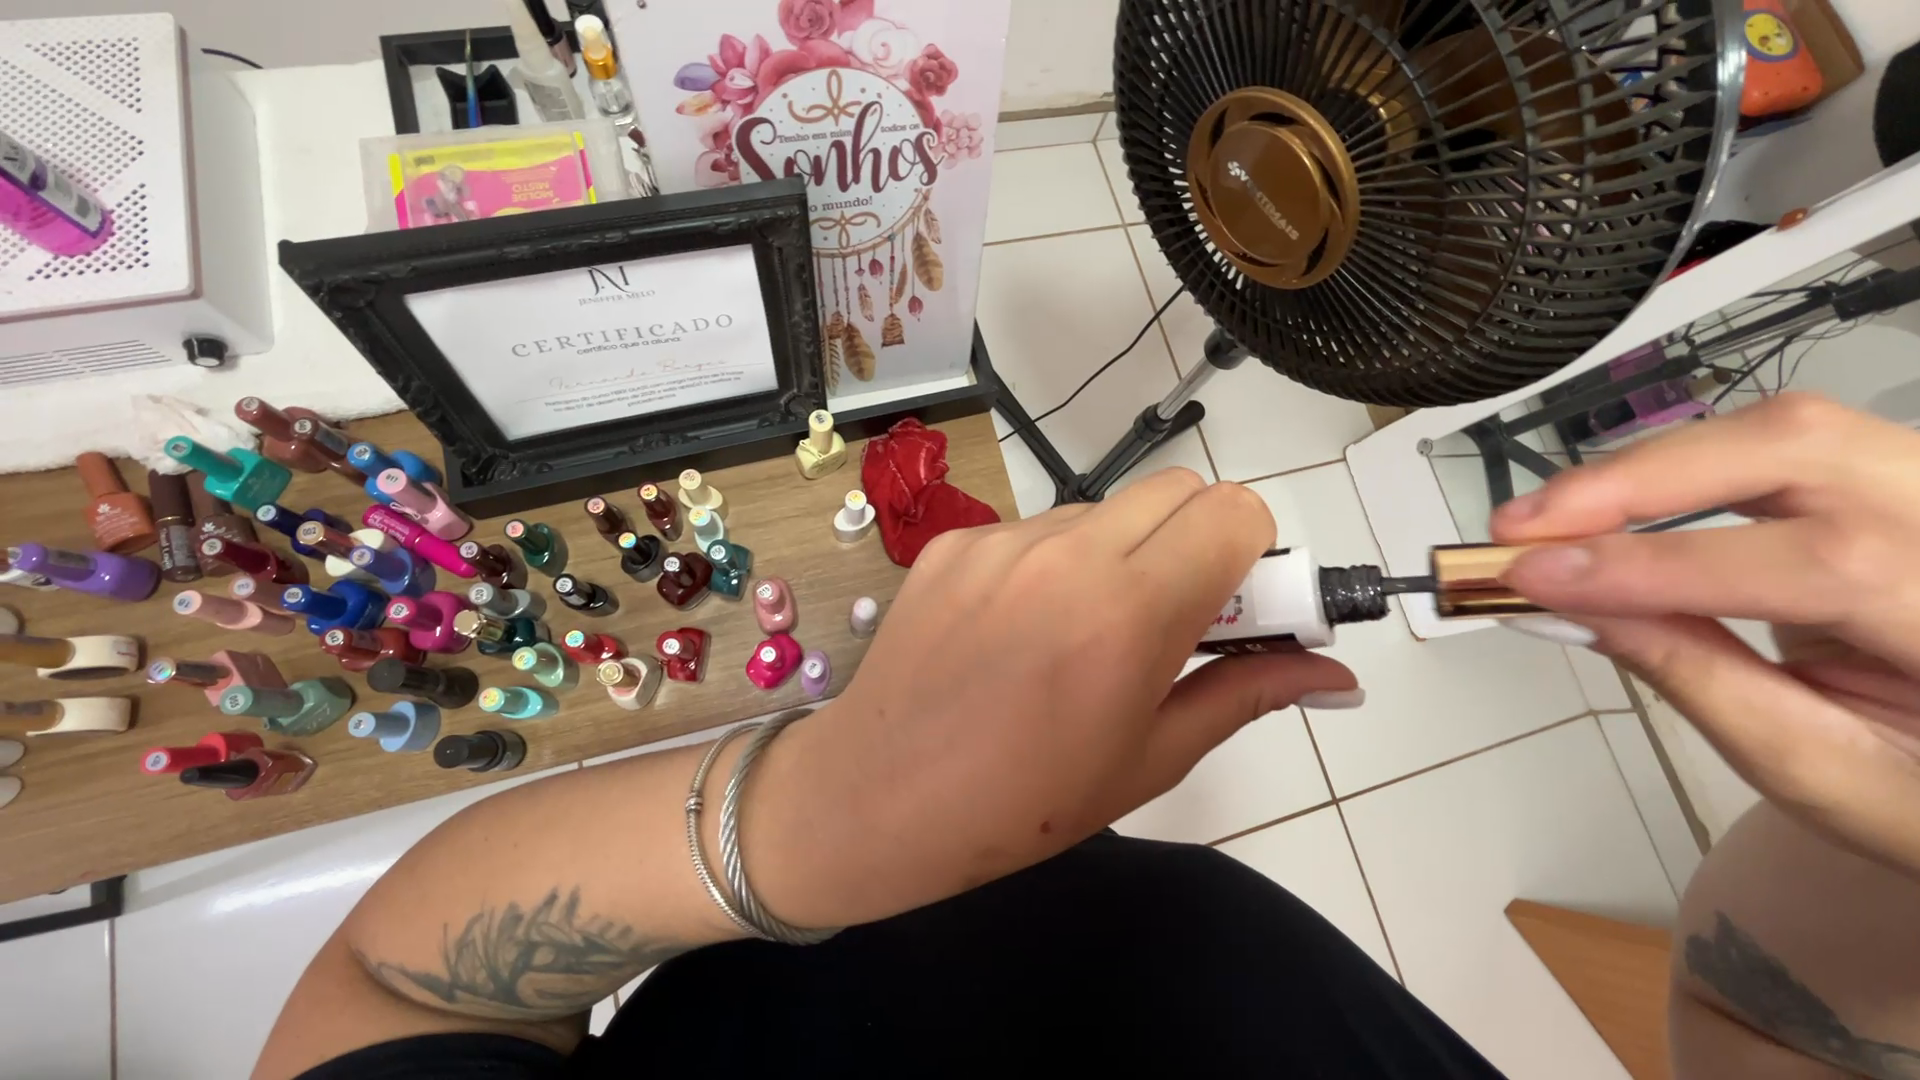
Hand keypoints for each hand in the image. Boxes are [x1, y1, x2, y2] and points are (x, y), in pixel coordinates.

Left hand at [743, 469, 1357, 928]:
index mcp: (1128, 613)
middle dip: (1196, 537)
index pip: (1234, 512)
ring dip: (1120, 551)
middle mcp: (1065, 554)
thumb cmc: (1022, 803)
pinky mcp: (951, 543)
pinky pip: (1032, 528)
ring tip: (1080, 631)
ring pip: (1101, 508)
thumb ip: (1245, 695)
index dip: (1252, 552)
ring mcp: (999, 541)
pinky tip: (1018, 628)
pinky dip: (1050, 562)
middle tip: (1173, 611)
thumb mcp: (1148, 760)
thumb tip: (1335, 676)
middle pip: (1177, 488)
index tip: (1236, 605)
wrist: (878, 798)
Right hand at [1491, 394, 1919, 877]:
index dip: (1655, 563)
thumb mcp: (1807, 761)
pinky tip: (1600, 505)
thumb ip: (1689, 671)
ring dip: (1638, 470)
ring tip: (1540, 518)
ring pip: (1778, 430)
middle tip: (1517, 527)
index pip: (1820, 563)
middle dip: (1634, 481)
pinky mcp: (1888, 476)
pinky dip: (1665, 470)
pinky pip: (1767, 446)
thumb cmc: (1909, 789)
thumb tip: (1559, 602)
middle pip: (1797, 449)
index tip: (1526, 575)